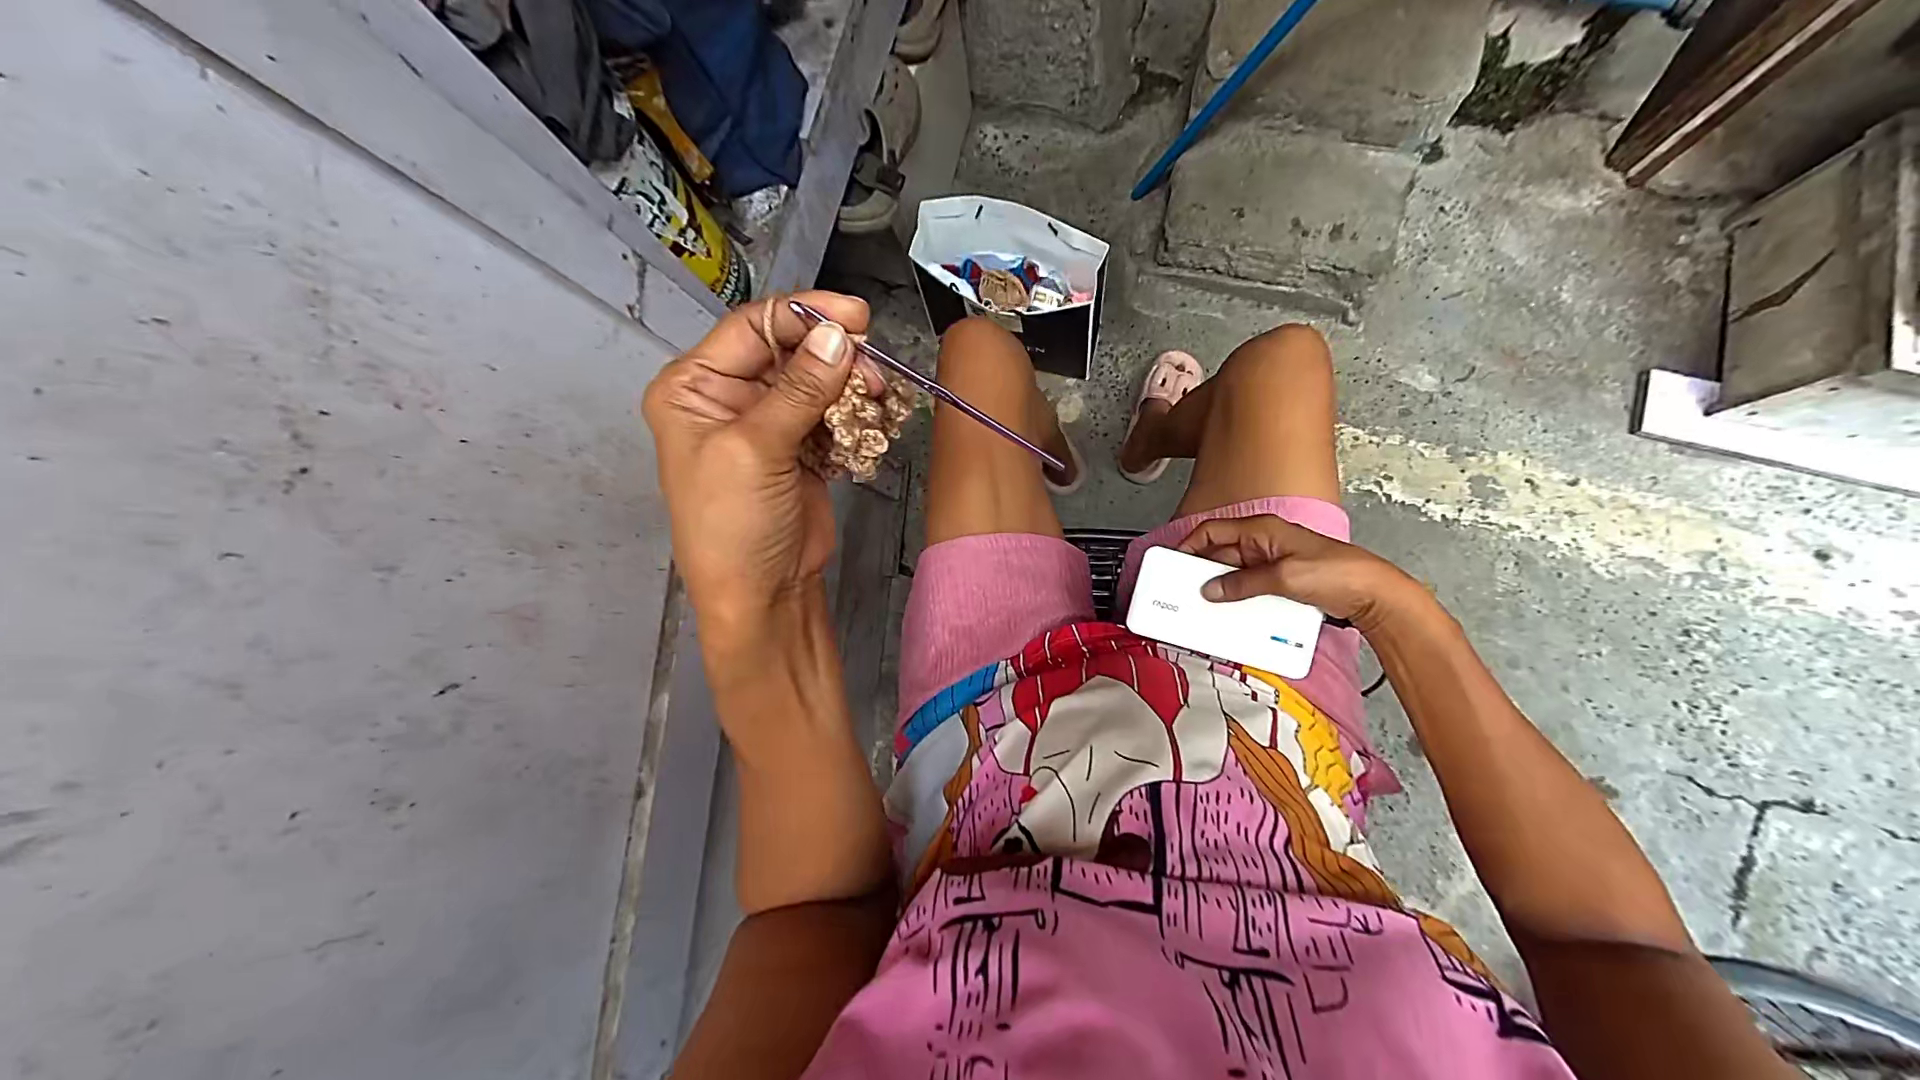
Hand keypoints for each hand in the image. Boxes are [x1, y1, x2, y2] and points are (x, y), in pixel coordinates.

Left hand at [641, 291, 878, 655]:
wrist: (763, 595)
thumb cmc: (733, 528)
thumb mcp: (756, 450)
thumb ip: (799, 390)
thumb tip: (838, 337)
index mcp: (694, 387)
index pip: (752, 327)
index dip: (805, 315)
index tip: (855, 317)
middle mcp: (728, 397)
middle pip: (790, 351)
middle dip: (834, 356)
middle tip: (872, 369)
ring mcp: (768, 423)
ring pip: (818, 381)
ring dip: (849, 388)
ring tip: (874, 404)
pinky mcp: (800, 447)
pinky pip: (832, 414)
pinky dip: (853, 417)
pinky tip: (867, 429)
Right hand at [1177, 515, 1422, 633]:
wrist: (1374, 594)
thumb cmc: (1339, 574)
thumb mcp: (1284, 578)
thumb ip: (1243, 583)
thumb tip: (1211, 589)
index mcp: (1262, 529)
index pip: (1212, 531)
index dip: (1189, 545)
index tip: (1172, 563)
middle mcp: (1263, 541)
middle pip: (1218, 553)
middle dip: (1200, 570)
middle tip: (1183, 589)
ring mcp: (1271, 561)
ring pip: (1231, 571)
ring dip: (1218, 586)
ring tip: (1204, 604)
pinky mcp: (1278, 579)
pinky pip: (1246, 585)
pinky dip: (1235, 596)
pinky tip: (1231, 610)